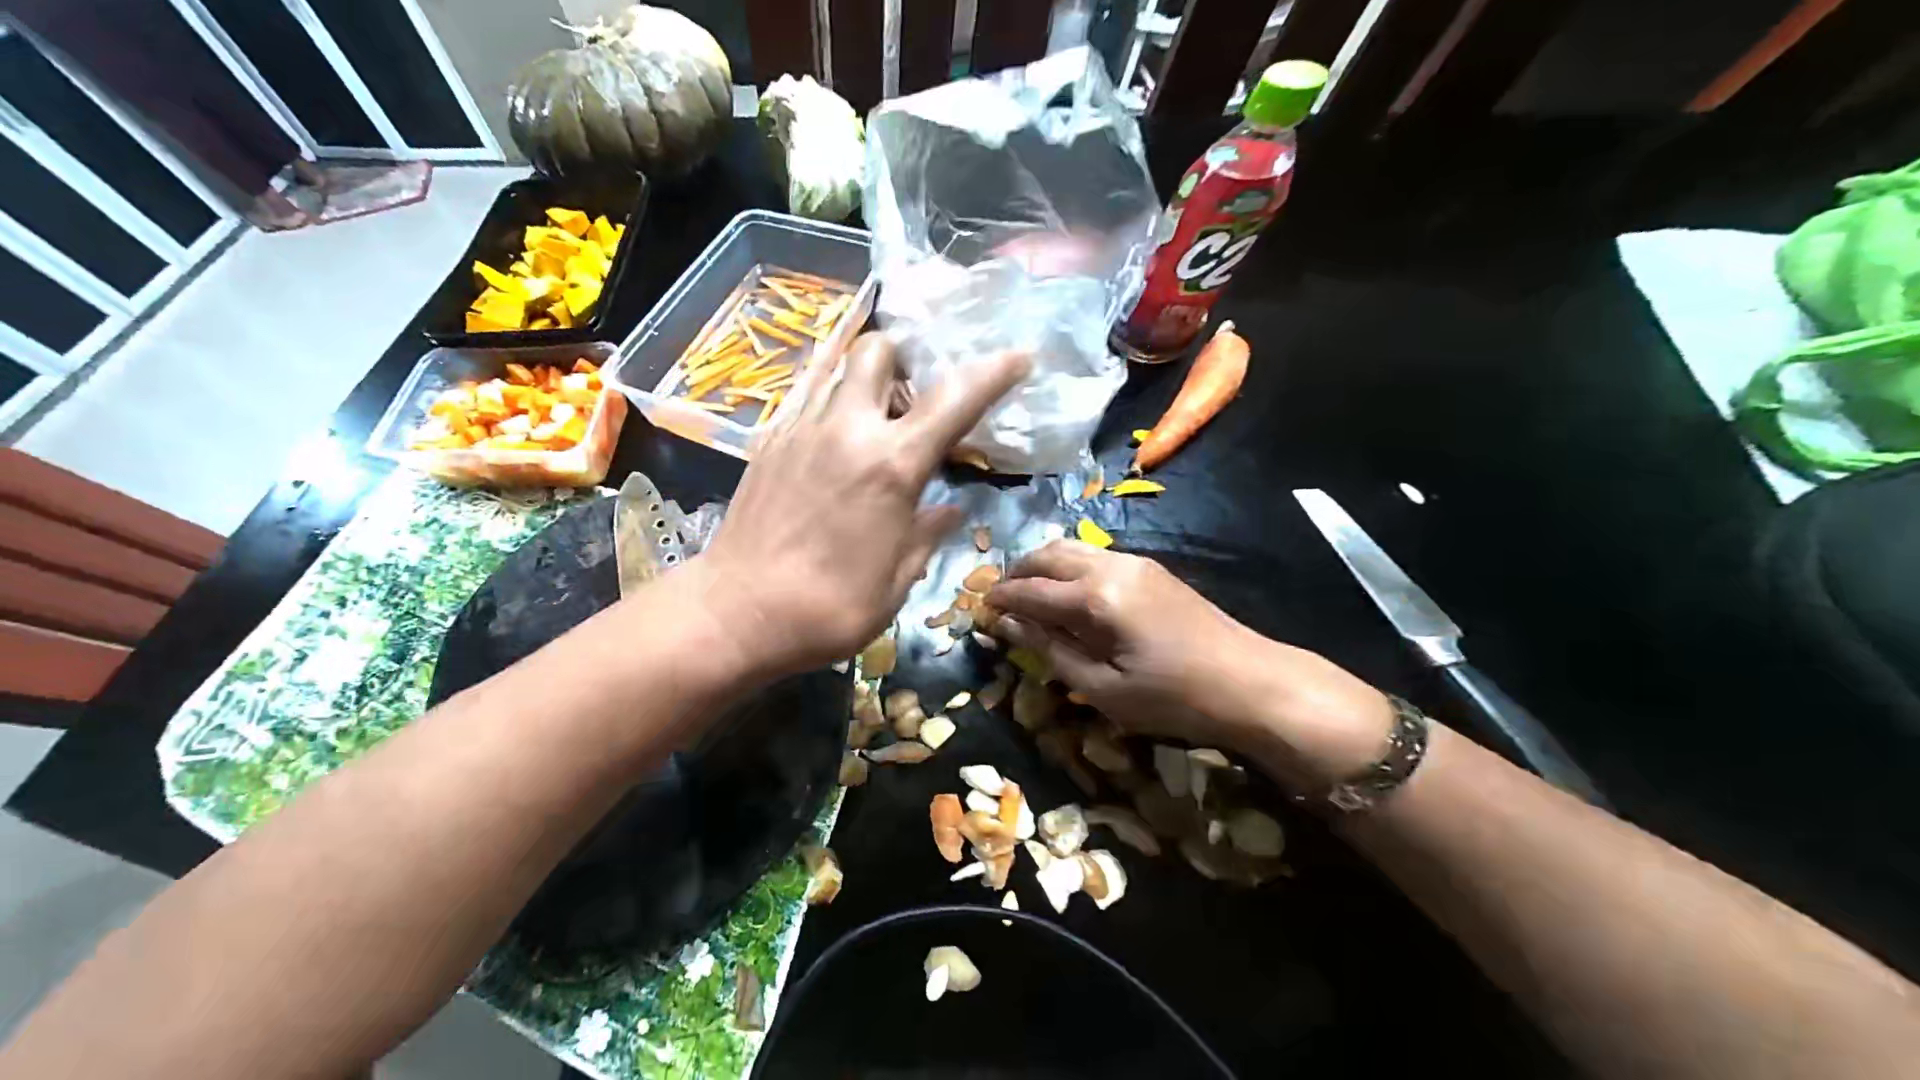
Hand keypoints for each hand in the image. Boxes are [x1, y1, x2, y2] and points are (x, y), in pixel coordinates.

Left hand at [690, 332, 1028, 676]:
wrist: (735, 614)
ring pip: (839, 374)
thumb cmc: (829, 608)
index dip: (993, 374)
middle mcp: (847, 431)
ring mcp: (801, 431)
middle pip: (878, 351)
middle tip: (912, 407)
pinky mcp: (770, 444)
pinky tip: (835, 461)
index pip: (954, 400)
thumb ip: (926, 535)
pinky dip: (835, 416)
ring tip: (873, 435)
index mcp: (892, 466)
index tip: (1018, 358)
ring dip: (867, 388)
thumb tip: (948, 511)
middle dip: (904, 361)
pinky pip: (811, 407)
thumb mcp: (896, 581)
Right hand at [987, 541, 1395, 793]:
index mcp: (1095, 597)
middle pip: (1047, 554)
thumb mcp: (1103, 688)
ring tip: (1028, 594)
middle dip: (1016, 572)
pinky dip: (1068, 566)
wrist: (1249, 681)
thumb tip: (1007, 624)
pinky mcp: (1150, 568)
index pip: (1030, 590)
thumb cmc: (1172, 697)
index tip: (978, 609)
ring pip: (1071, 548)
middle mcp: (1110, 566)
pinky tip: (1067, 594)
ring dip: (1042, 565)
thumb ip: (1050, 650)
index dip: (1000, 599)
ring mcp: (1134, 561)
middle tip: (999, 598)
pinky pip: (1094, 555)